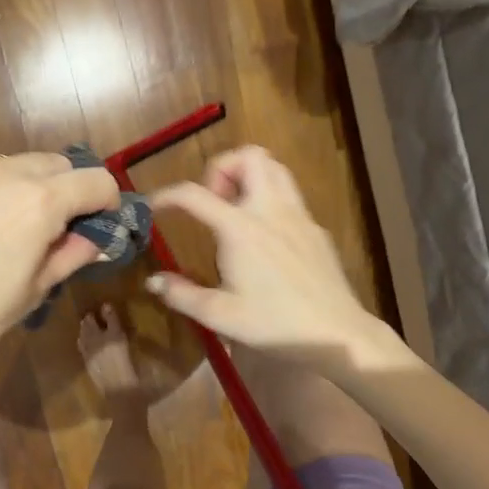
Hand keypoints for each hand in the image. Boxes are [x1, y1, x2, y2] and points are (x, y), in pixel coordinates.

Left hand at [0, 152, 118, 410]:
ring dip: (18, 191)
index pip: (94, 181)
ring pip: (7, 167)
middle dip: (63, 193)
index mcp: (36, 202)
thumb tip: (91, 237)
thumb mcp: (28, 296)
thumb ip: (67, 256)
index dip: (105, 203)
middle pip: (53, 165)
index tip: (97, 226)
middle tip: (48, 234)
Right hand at [146, 146, 386, 365]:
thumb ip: (182, 295)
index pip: (194, 195)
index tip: (154, 205)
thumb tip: (153, 281)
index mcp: (240, 228)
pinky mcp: (316, 229)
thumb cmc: (274, 324)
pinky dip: (270, 199)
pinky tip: (266, 237)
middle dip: (223, 168)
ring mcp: (298, 216)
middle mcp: (270, 210)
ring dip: (250, 176)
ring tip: (236, 209)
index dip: (168, 195)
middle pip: (249, 157)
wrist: (335, 332)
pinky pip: (290, 196)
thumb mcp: (220, 315)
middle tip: (213, 200)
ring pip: (275, 168)